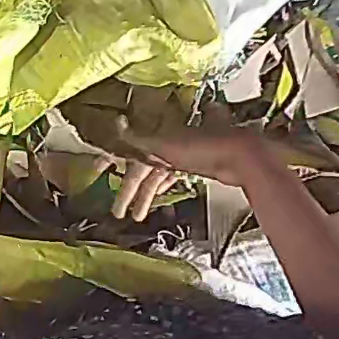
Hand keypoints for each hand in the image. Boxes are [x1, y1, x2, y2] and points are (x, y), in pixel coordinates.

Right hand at [109, 121, 274, 220]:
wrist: (241, 156)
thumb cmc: (203, 146)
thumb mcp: (165, 143)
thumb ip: (138, 137)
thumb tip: (116, 122)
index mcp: (156, 134)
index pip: (126, 148)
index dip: (110, 159)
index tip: (97, 171)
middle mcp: (165, 142)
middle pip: (140, 169)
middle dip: (127, 190)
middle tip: (116, 211)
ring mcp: (180, 154)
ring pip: (155, 177)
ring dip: (144, 196)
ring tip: (133, 216)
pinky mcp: (193, 165)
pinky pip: (170, 178)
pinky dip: (161, 189)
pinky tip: (153, 201)